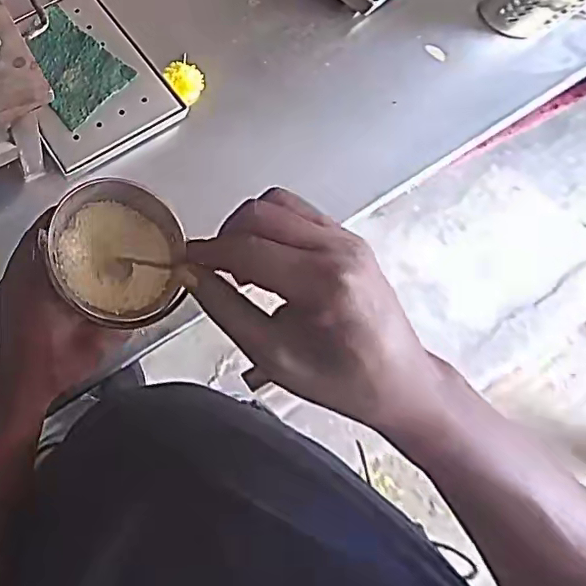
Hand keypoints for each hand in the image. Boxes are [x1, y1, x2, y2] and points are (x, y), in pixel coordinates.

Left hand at [0, 210, 129, 429]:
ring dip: (49, 240)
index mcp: (33, 279)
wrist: (23, 389)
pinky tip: (61, 266)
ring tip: (72, 236)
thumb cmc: (49, 366)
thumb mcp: (95, 341)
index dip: (59, 213)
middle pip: (34, 235)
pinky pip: (25, 266)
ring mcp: (11, 289)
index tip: (74, 203)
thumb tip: (141, 312)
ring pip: (29, 251)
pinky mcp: (11, 300)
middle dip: (57, 223)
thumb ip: (121, 324)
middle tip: (77, 217)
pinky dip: (42, 258)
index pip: (42, 229)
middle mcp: (17, 279)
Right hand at [184, 188, 463, 442]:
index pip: (246, 248)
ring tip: (240, 263)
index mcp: (323, 283)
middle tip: (210, 266)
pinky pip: (297, 211)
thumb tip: (193, 277)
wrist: (399, 382)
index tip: (186, 260)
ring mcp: (347, 239)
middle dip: (225, 237)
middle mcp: (339, 250)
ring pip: (276, 203)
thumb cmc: (345, 380)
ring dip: (247, 226)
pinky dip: (270, 225)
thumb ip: (225, 309)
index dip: (207, 253)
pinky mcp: (348, 238)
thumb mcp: (272, 356)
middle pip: (259, 214)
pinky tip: (265, 257)